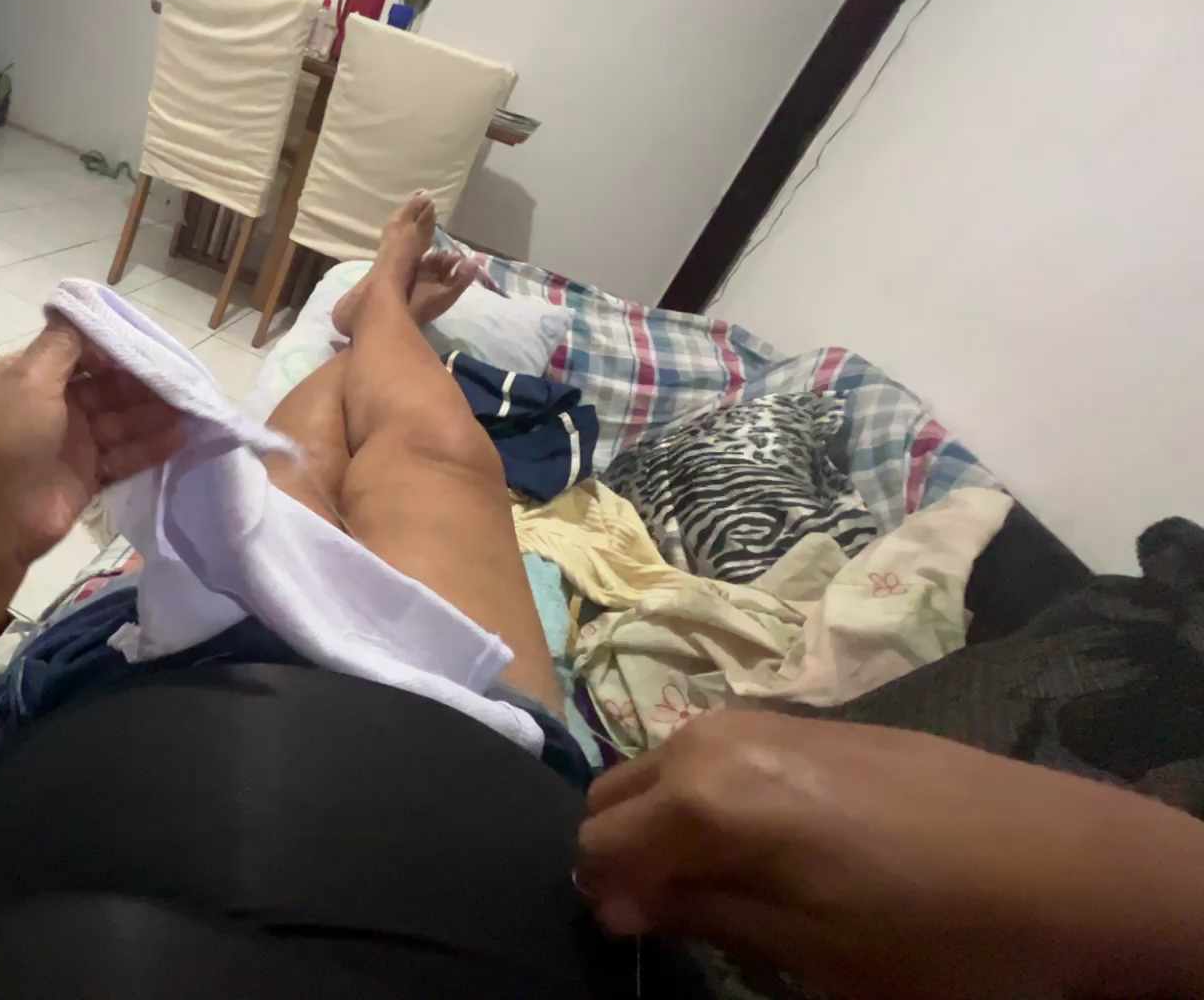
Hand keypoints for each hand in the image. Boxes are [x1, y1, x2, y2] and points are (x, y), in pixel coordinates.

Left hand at [0, 319, 183, 566]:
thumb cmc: (1, 442)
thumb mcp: (26, 380)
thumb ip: (62, 345)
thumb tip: (83, 311)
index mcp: (28, 376)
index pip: (80, 351)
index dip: (115, 348)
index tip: (151, 346)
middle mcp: (50, 406)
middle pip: (105, 386)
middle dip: (141, 382)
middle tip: (180, 379)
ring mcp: (69, 444)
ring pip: (119, 421)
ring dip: (151, 415)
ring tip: (190, 408)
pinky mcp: (86, 478)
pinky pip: (123, 456)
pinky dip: (149, 448)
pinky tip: (179, 438)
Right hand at [576, 711, 1203, 999]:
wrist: (1067, 852)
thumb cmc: (938, 923)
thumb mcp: (815, 950)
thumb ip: (698, 914)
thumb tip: (613, 907)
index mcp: (700, 798)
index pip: (598, 843)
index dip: (606, 894)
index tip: (638, 932)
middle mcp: (698, 742)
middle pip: (607, 797)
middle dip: (621, 853)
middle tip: (675, 908)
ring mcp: (733, 719)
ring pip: (647, 772)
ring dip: (656, 823)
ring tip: (718, 875)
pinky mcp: (770, 715)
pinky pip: (692, 755)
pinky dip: (691, 797)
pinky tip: (757, 834)